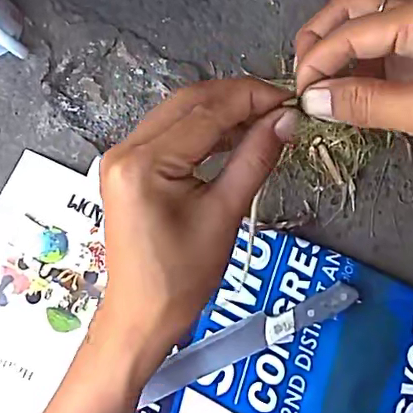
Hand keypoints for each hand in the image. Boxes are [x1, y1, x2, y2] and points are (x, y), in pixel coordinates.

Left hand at [95, 79, 296, 359]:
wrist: (142, 315)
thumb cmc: (182, 277)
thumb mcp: (225, 213)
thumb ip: (255, 159)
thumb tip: (285, 121)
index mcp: (145, 162)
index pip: (207, 111)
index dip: (252, 98)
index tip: (289, 101)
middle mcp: (126, 149)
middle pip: (190, 102)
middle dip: (238, 97)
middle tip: (280, 106)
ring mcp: (123, 156)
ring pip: (180, 112)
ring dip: (223, 110)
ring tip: (265, 119)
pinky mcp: (129, 167)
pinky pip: (172, 132)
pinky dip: (205, 129)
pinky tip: (236, 135)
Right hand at [291, 0, 412, 193]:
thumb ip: (369, 101)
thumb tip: (313, 98)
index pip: (360, 27)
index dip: (322, 57)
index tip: (297, 89)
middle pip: (362, 15)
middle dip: (325, 40)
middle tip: (299, 75)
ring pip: (374, 38)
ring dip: (343, 59)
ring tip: (317, 88)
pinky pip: (392, 63)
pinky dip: (366, 76)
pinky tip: (349, 97)